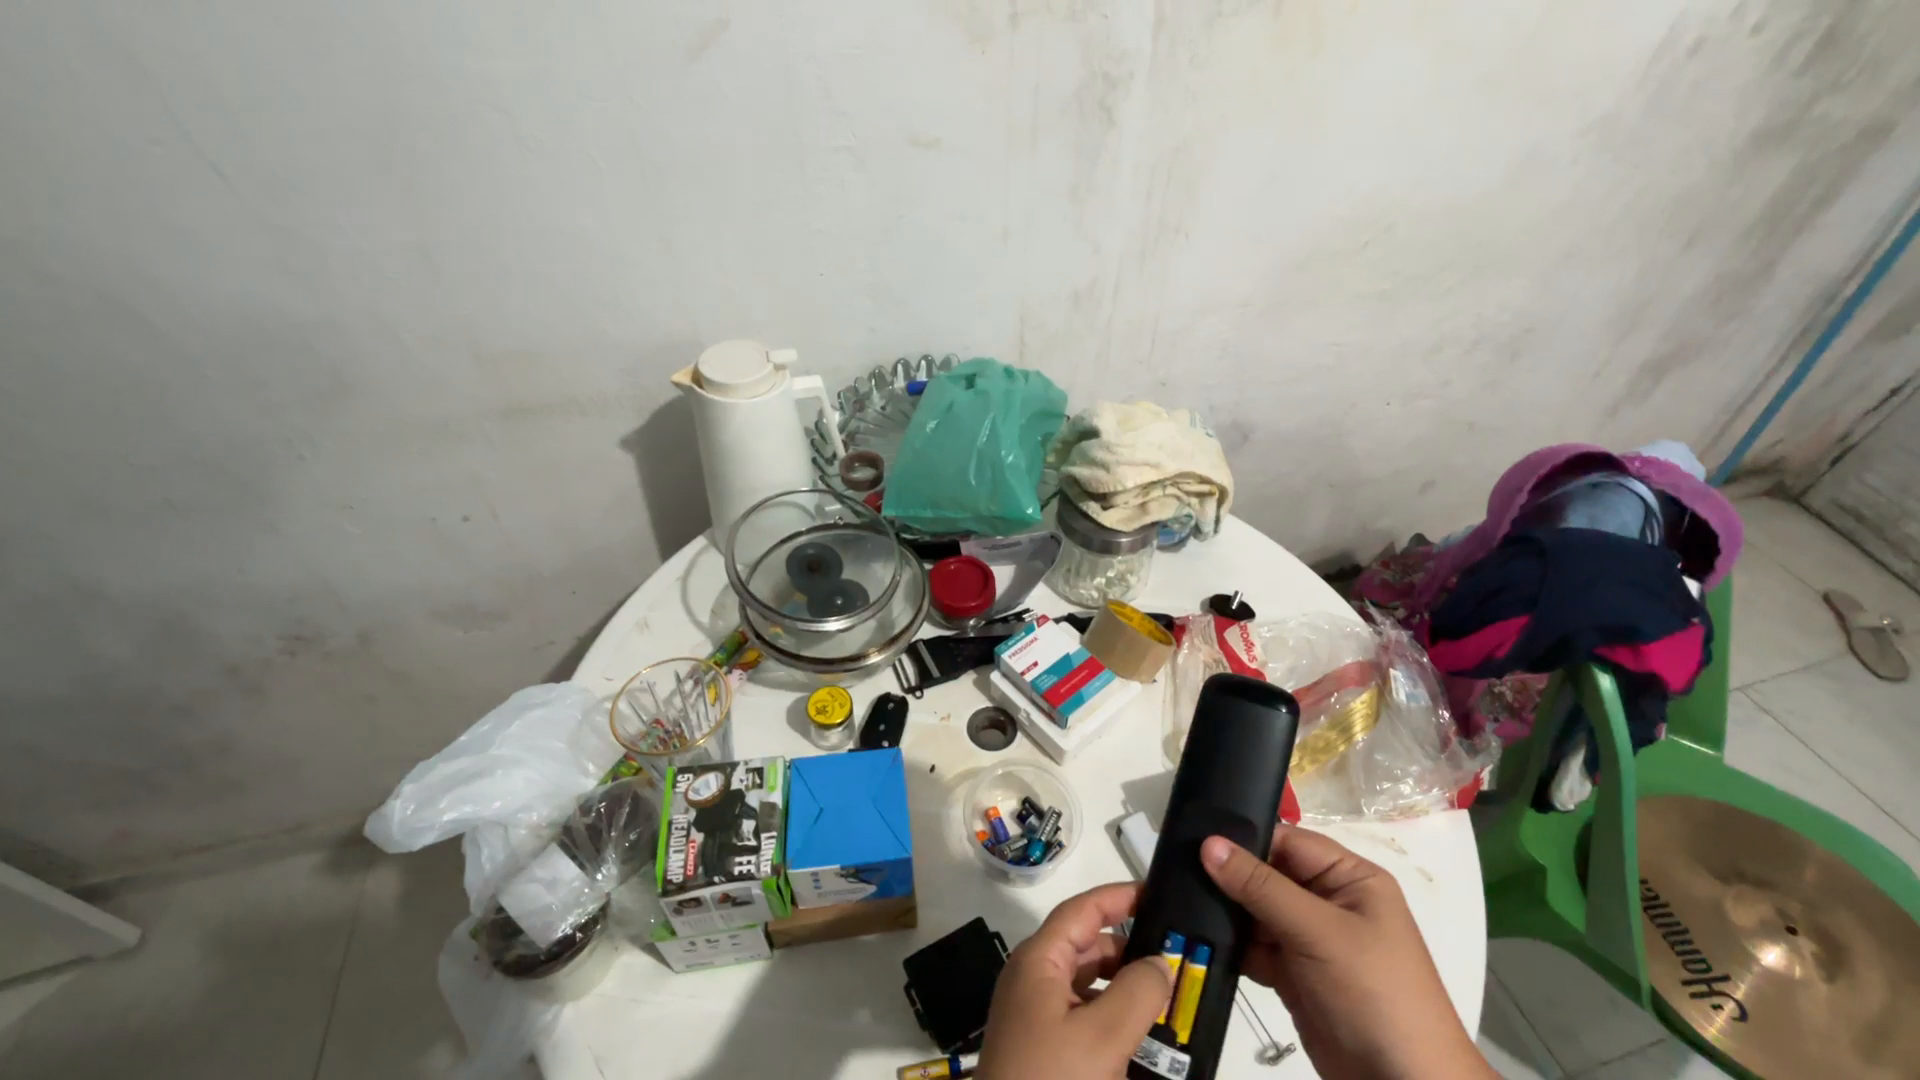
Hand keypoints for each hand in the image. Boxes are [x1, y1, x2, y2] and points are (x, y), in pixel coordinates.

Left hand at [975, 883, 1176, 1079]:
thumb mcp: (1103, 1036)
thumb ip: (1139, 991)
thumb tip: (1160, 961)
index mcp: (1038, 961)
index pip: (1082, 909)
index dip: (1120, 897)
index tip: (1160, 895)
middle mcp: (1033, 979)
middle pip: (1088, 947)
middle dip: (1132, 949)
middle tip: (1179, 958)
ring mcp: (1035, 1015)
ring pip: (1088, 985)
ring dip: (1126, 988)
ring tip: (1171, 1000)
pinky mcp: (1042, 1048)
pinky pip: (1083, 1018)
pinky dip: (1114, 1020)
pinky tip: (1146, 1041)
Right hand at [1201, 829, 1493, 1079]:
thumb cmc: (1373, 992)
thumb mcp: (1318, 931)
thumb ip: (1260, 886)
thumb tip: (1209, 843)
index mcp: (1349, 878)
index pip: (1288, 841)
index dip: (1244, 837)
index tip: (1192, 836)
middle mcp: (1328, 901)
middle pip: (1267, 874)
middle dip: (1227, 876)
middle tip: (1176, 868)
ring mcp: (1309, 939)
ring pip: (1255, 911)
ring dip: (1224, 912)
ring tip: (1178, 901)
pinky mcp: (1293, 972)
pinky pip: (1253, 946)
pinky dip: (1230, 945)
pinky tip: (1196, 937)